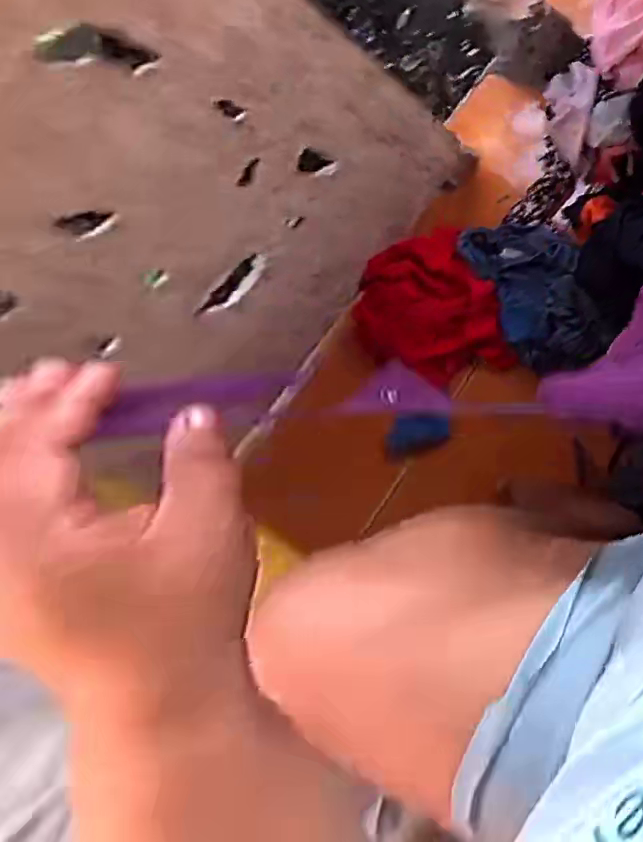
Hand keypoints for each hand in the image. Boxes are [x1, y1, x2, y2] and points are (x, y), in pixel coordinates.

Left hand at [0, 360, 255, 722]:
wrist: (155, 682)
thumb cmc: (187, 604)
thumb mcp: (209, 528)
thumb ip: (199, 465)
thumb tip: (191, 414)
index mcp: (30, 534)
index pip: (30, 450)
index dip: (67, 405)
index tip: (105, 372)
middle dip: (19, 413)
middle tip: (61, 373)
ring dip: (9, 439)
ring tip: (39, 400)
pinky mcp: (2, 579)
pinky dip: (12, 471)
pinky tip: (39, 458)